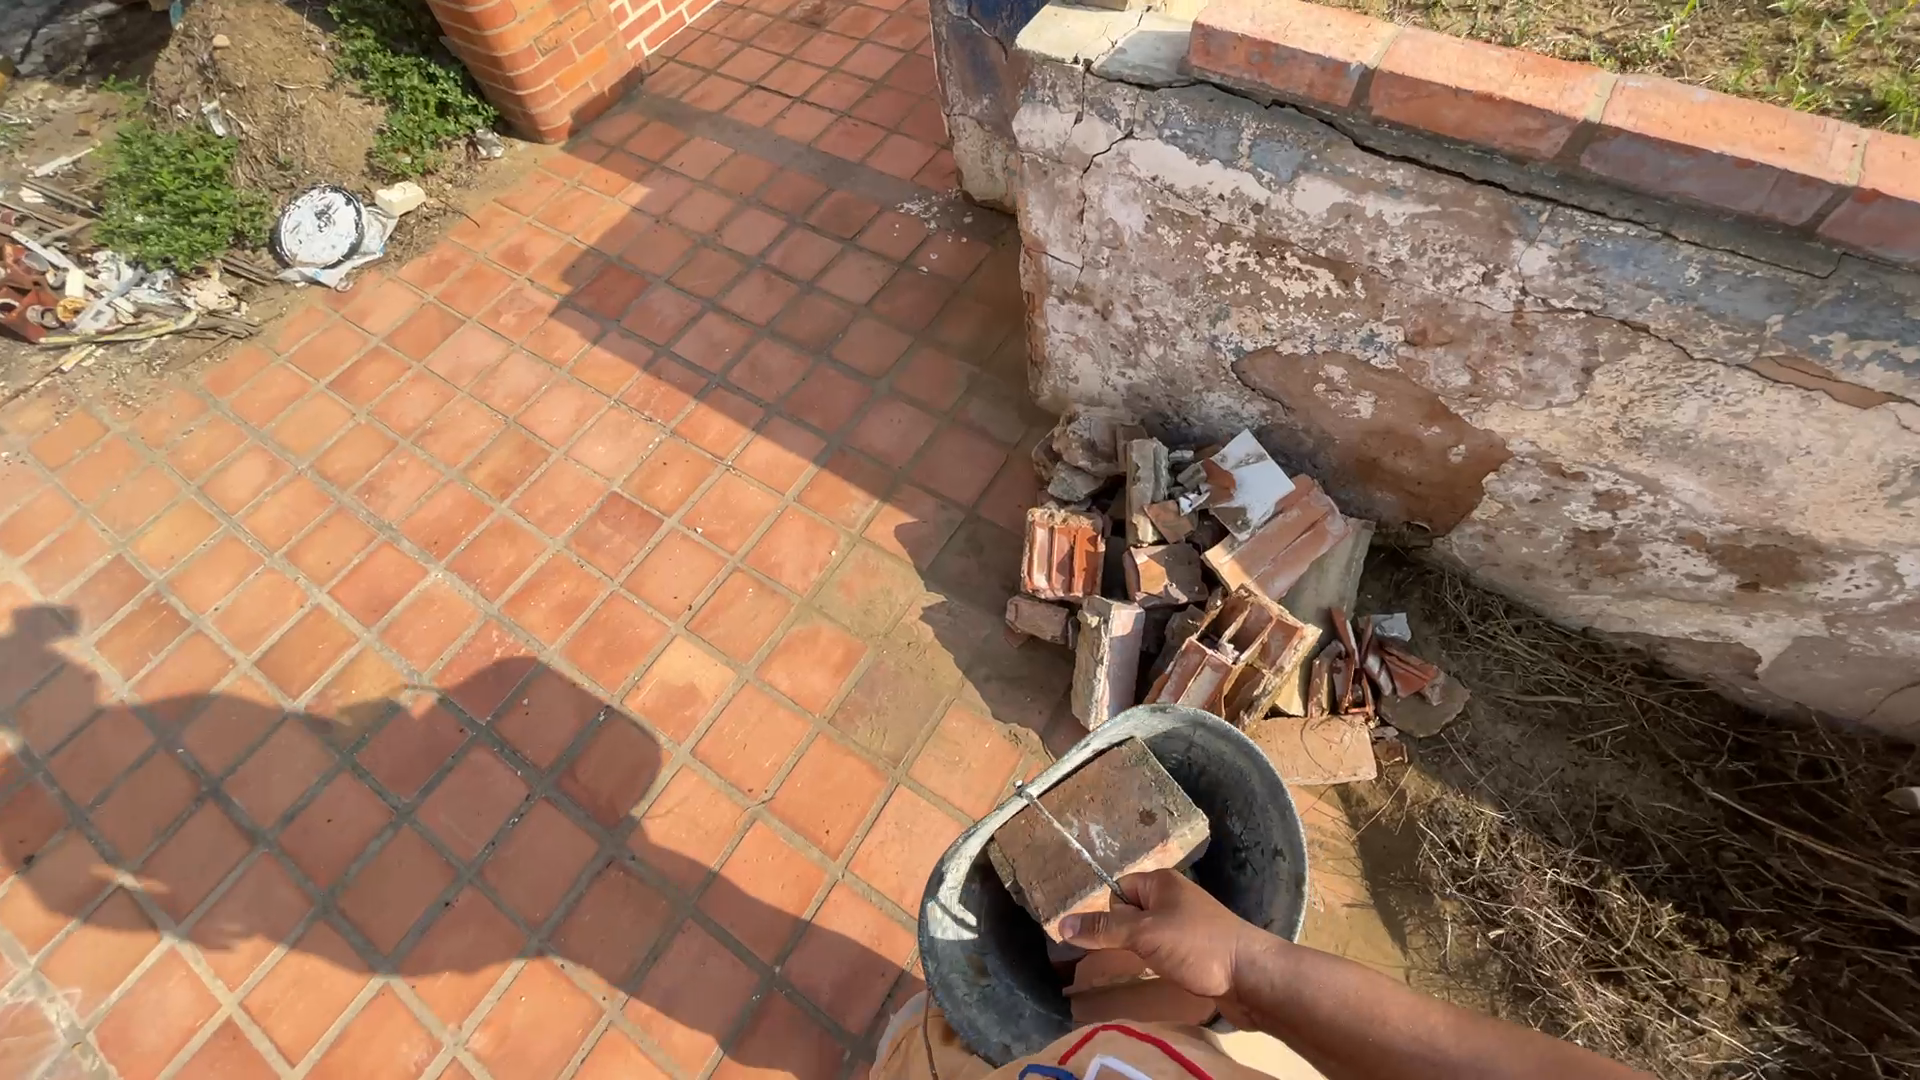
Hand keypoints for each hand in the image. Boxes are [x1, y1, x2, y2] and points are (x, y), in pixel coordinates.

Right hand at [1057, 869, 1272, 1009]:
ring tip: (1134, 972)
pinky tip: (1156, 981)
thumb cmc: (1197, 944)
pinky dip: (1156, 968)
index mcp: (1160, 883)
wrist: (1253, 977)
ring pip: (1146, 939)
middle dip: (1120, 937)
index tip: (1107, 937)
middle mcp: (1172, 900)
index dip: (1109, 913)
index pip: (1119, 890)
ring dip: (1138, 955)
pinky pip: (1164, 955)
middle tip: (1116, 958)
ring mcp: (1186, 927)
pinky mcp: (1197, 954)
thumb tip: (1061, 924)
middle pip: (1131, 915)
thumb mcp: (1144, 933)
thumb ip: (1103, 929)